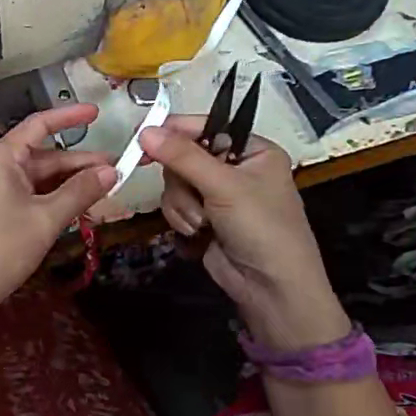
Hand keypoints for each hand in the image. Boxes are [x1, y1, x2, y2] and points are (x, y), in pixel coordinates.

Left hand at [0, 104, 116, 323]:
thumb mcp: (46, 219)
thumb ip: (80, 191)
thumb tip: (111, 170)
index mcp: (3, 157)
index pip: (39, 125)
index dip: (69, 117)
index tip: (97, 113)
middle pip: (46, 157)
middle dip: (81, 164)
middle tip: (119, 172)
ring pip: (42, 181)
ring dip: (72, 187)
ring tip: (107, 195)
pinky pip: (33, 198)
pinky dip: (57, 202)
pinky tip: (81, 212)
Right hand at [141, 115, 350, 351]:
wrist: (271, 288)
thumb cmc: (261, 227)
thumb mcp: (225, 186)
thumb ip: (183, 156)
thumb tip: (144, 131)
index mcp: (253, 150)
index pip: (207, 126)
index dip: (177, 131)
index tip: (145, 136)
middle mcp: (234, 168)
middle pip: (184, 157)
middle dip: (183, 182)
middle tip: (193, 196)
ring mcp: (217, 196)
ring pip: (174, 184)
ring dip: (183, 206)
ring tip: (203, 225)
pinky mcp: (203, 219)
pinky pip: (175, 206)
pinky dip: (181, 220)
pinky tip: (198, 235)